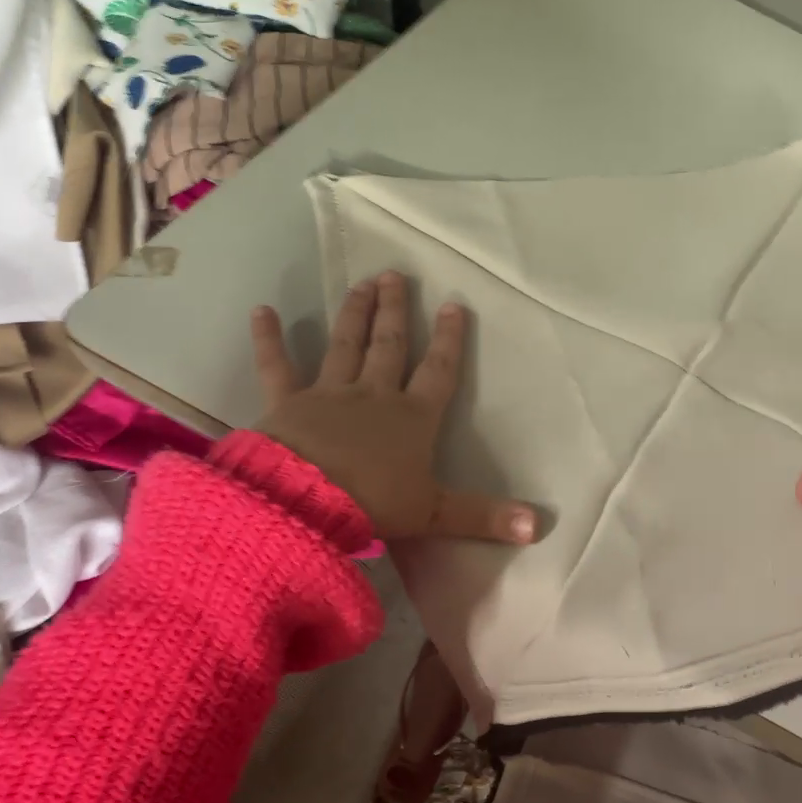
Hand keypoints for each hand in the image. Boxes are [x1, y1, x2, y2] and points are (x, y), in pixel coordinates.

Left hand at [251, 271, 538, 544]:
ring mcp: (329, 394)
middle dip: (395, 312)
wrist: (307, 502)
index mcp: (413, 418)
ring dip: (354, 314)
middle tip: (396, 275)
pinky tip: (262, 310)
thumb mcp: (437, 514)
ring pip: (344, 346)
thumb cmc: (376, 504)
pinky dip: (269, 339)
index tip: (454, 305)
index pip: (438, 372)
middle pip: (389, 347)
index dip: (449, 340)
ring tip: (361, 283)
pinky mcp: (287, 403)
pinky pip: (276, 366)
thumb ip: (485, 517)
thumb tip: (538, 527)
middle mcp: (374, 396)